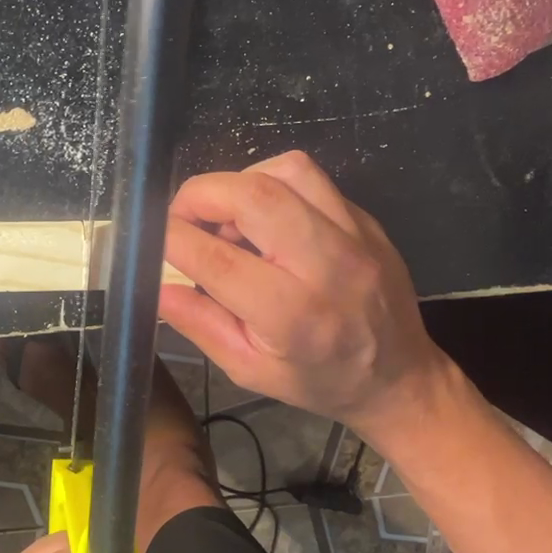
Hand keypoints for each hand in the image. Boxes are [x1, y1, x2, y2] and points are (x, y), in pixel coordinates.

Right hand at [159, 150, 452, 437]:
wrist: (400, 378)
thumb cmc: (318, 381)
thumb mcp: (248, 369)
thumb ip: (199, 323)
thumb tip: (154, 285)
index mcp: (292, 316)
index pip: (216, 259)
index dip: (172, 240)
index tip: (151, 240)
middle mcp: (326, 265)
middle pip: (253, 196)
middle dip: (199, 196)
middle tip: (181, 218)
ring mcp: (353, 234)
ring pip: (284, 171)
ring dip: (237, 183)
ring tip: (226, 217)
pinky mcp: (363, 218)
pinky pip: (310, 177)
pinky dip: (271, 183)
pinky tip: (263, 217)